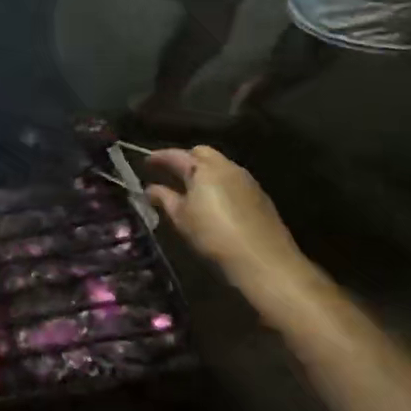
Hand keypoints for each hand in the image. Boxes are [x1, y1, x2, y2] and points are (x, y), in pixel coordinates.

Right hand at [145, 146, 304, 284]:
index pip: (176, 155)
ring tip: (193, 189)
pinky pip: (233, 178)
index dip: (159, 157)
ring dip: (204, 171)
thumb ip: (165, 199)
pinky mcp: (258, 192)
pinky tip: (216, 201)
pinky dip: (220, 182)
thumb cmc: (214, 236)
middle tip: (172, 174)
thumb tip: (150, 189)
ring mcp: (244, 177)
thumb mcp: (183, 219)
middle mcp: (224, 165)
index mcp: (202, 168)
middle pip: (201, 152)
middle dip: (185, 159)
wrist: (263, 258)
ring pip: (219, 164)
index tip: (147, 162)